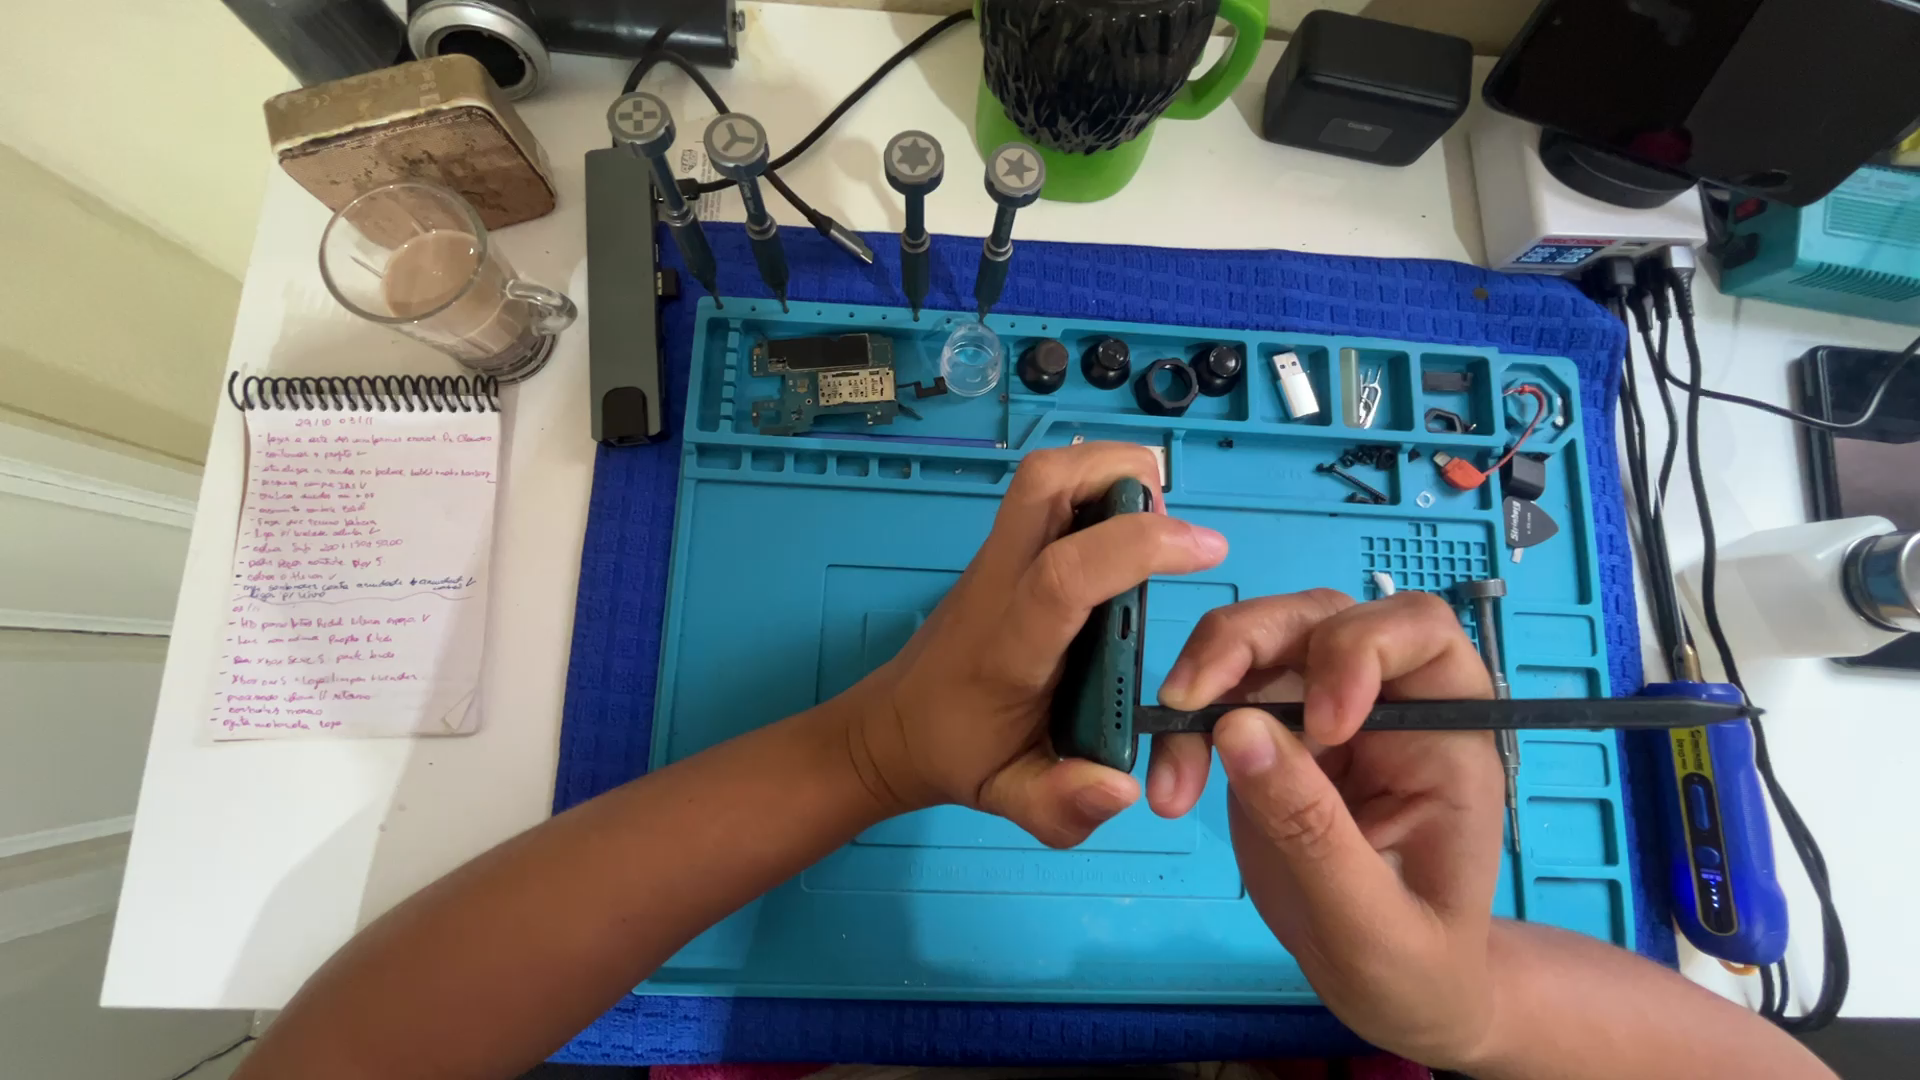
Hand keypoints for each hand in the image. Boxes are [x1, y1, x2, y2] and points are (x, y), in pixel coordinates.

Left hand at [840, 442, 1227, 847]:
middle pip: (1044, 483)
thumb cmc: (957, 755)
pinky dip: (1091, 487)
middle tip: (1170, 524)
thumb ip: (1061, 806)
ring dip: (1107, 471)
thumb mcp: (1008, 798)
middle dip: (1120, 471)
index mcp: (1009, 644)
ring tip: (1151, 527)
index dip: (1138, 547)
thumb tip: (1126, 790)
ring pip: (1043, 476)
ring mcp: (993, 558)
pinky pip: (1042, 494)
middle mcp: (998, 583)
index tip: (1208, 549)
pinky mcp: (998, 552)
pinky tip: (1119, 537)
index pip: (1064, 575)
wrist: (894, 724)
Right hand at [1149, 591, 1503, 1067]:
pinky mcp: (1265, 723)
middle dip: (1239, 647)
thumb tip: (1234, 727)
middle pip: (1310, 617)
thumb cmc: (1414, 963)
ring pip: (1250, 643)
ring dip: (1197, 691)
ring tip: (1172, 780)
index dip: (1359, 651)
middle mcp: (1380, 698)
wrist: (1383, 982)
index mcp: (1445, 729)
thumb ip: (1312, 827)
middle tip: (1184, 705)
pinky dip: (1180, 728)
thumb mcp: (1374, 921)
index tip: (1323, 728)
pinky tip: (1171, 788)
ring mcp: (1316, 703)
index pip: (1414, 631)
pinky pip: (1213, 692)